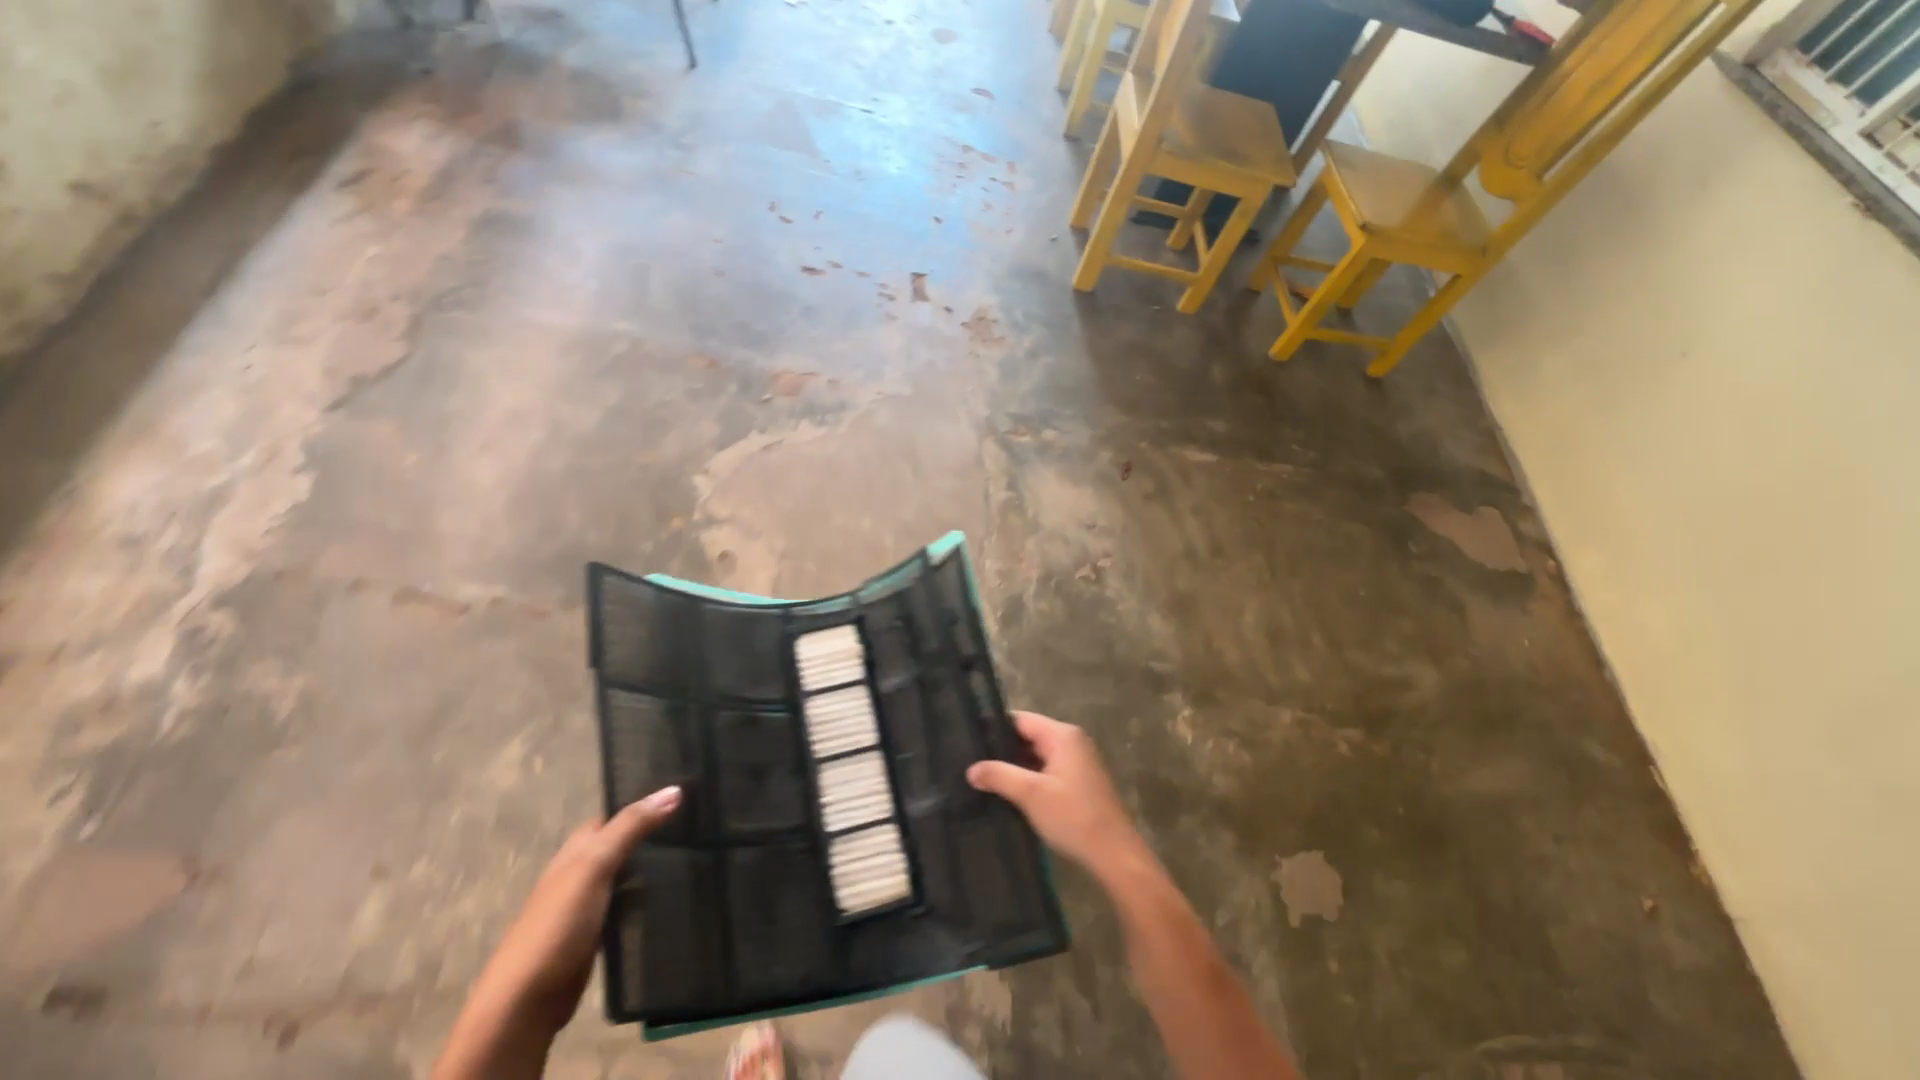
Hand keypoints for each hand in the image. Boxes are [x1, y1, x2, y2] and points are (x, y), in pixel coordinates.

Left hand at [477, 786, 681, 1029]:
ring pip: (628, 877)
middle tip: (703, 826)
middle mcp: (581, 873)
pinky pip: (630, 907)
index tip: (687, 795)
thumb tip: (675, 790)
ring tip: (702, 856)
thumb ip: (630, 828)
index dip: (645, 802)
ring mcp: (589, 906)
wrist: (528, 999)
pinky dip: (650, 900)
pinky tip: (677, 900)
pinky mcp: (599, 936)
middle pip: (622, 845)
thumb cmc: (558, 925)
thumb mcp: (594, 867)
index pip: (614, 815)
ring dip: (655, 868)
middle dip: (656, 835)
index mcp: (576, 851)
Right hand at [967, 711, 1148, 878]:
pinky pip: (1046, 770)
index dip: (994, 729)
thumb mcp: (1031, 794)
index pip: (1021, 720)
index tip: (967, 741)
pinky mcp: (1078, 782)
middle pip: (1029, 736)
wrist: (1113, 853)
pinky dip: (1028, 778)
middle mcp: (1072, 742)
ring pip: (1036, 755)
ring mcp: (1077, 762)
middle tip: (970, 762)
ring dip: (1014, 766)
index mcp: (1063, 736)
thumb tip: (971, 769)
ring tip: (982, 777)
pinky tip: (1007, 792)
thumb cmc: (1073, 817)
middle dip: (1002, 750)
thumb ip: (999, 776)